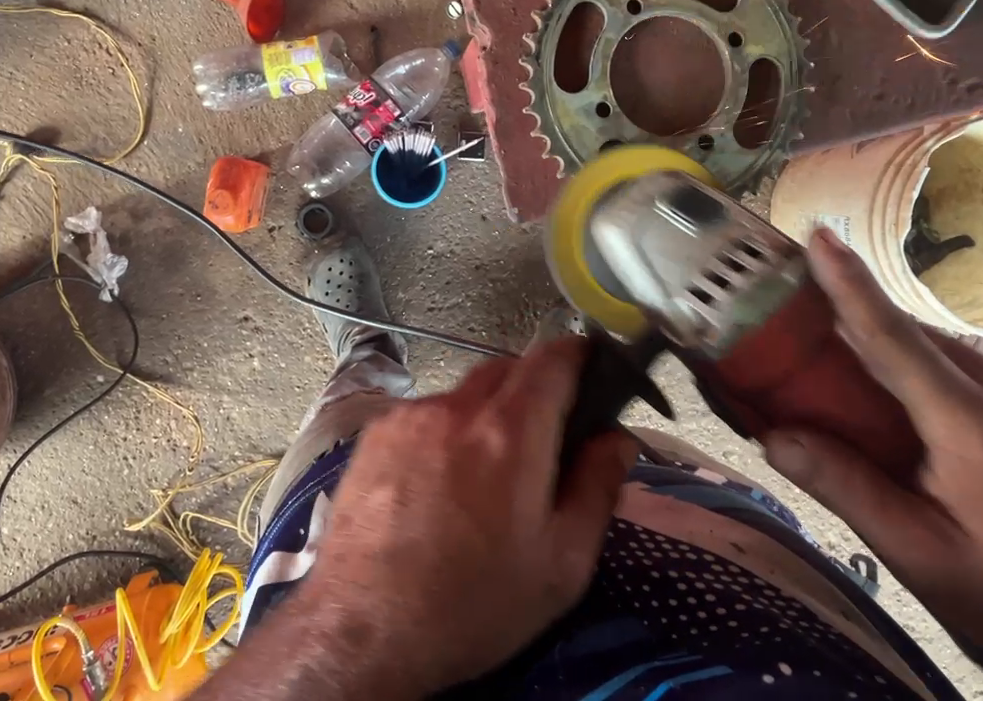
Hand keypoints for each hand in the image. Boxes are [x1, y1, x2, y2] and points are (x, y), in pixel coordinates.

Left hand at [199, 337, 634, 700]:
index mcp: (512, 432)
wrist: (365, 629)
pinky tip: (438, 483)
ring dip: (487, 414)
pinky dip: (445, 431)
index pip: (553, 359)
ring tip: (485, 474)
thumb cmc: (475, 603)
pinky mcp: (376, 433)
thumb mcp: (563, 562)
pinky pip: (426, 414)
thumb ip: (598, 487)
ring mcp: (410, 416)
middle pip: (508, 369)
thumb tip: (617, 438)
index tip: (591, 365)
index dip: (578, 355)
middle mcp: (458, 408)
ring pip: (465, 393)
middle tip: (545, 438)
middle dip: (534, 388)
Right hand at [761, 231, 982, 700]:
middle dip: (859, 326)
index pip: (893, 335)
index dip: (849, 283)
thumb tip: (774, 437)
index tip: (818, 234)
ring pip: (953, 363)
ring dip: (899, 361)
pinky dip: (939, 386)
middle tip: (804, 329)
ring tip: (858, 391)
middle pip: (918, 342)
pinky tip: (929, 431)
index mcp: (973, 424)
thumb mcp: (927, 560)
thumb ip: (848, 490)